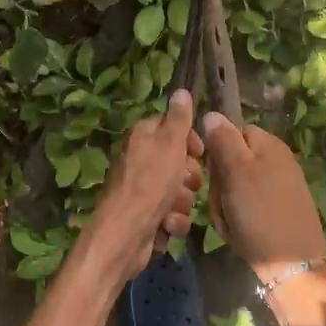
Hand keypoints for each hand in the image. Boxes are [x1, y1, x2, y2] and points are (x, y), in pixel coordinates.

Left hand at [84, 88, 204, 282]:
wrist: (126, 234)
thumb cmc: (149, 183)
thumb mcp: (169, 143)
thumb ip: (178, 118)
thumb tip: (181, 91)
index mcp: (144, 137)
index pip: (174, 128)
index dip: (190, 141)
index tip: (199, 152)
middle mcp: (143, 160)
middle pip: (181, 162)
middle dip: (187, 178)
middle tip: (182, 183)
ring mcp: (145, 191)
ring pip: (180, 191)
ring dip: (180, 203)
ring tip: (169, 209)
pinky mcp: (149, 217)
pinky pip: (173, 215)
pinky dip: (171, 222)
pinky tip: (164, 226)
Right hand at [202, 112, 325, 275]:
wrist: (293, 266)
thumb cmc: (261, 213)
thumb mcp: (237, 173)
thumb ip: (223, 140)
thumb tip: (212, 113)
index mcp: (269, 144)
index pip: (233, 132)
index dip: (218, 151)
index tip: (212, 174)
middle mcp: (277, 160)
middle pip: (234, 160)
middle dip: (220, 184)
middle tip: (221, 205)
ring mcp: (281, 186)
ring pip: (238, 187)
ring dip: (227, 205)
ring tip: (230, 224)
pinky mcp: (281, 210)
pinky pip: (250, 207)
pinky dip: (240, 220)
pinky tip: (240, 235)